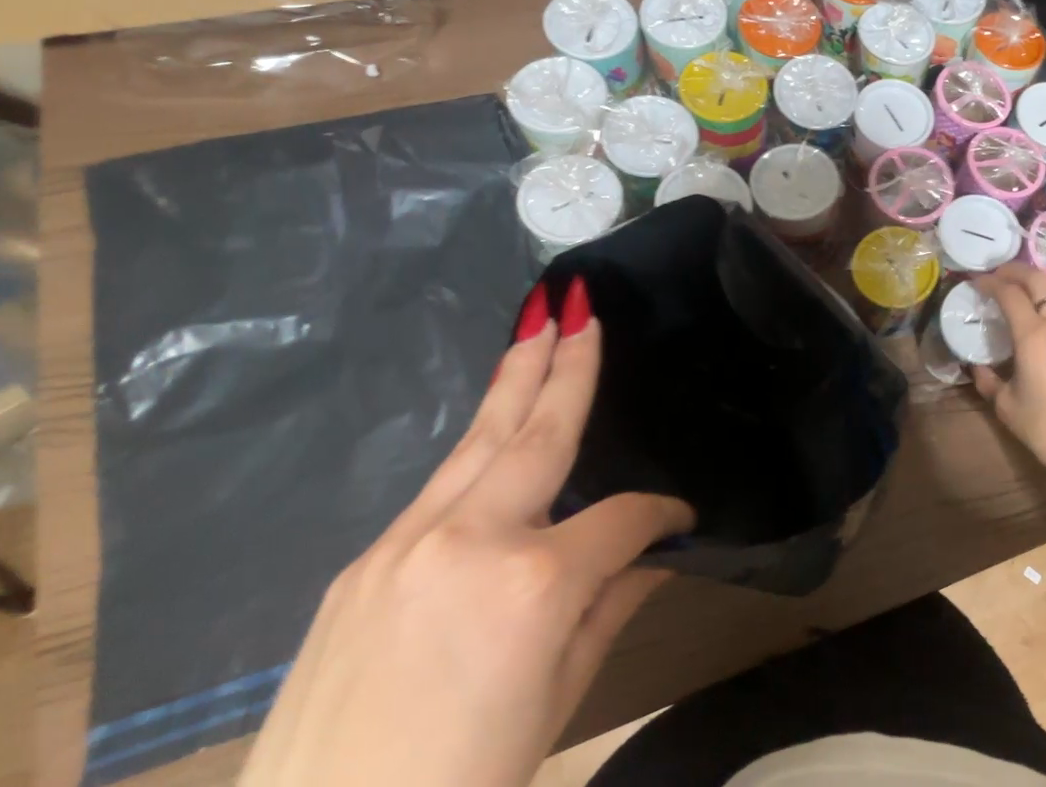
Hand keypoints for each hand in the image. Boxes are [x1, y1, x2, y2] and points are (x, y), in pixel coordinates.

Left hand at [240, 277, 692, 786]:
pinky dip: (477, 452)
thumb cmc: (466, 782)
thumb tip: (650, 558)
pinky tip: (494, 437)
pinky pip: (439, 491)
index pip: (621, 519)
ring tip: (537, 329)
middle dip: (562, 367)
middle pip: (535, 437)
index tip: (682, 520)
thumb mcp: (557, 698)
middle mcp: (470, 540)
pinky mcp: (363, 563)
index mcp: (535, 583)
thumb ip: (609, 609)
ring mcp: (405, 545)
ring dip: (512, 385)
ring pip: (477, 447)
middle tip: (578, 306)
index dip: (661, 515)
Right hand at [972, 263, 1045, 491]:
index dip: (990, 283)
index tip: (976, 281)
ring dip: (1041, 284)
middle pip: (1039, 280)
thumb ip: (987, 379)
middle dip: (1015, 271)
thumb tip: (975, 365)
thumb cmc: (1044, 427)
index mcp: (1034, 336)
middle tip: (998, 275)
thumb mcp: (1005, 405)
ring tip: (1025, 290)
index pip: (1009, 294)